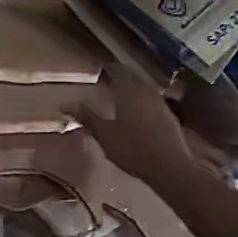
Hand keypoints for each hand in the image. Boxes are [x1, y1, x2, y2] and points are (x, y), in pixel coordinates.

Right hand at [77, 75, 194, 186]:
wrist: (169, 166)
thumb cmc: (132, 148)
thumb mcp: (104, 134)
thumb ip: (87, 117)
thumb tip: (66, 104)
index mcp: (130, 91)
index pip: (118, 72)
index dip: (109, 71)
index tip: (101, 71)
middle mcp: (148, 92)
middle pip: (133, 81)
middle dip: (121, 82)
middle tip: (109, 87)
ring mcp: (162, 104)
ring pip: (145, 93)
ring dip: (134, 95)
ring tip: (122, 102)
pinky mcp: (171, 118)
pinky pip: (154, 106)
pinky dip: (145, 108)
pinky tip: (141, 118)